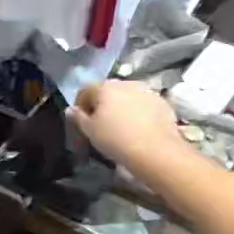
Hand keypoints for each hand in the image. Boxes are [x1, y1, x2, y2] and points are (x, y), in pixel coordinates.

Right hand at [68, 80, 184, 165]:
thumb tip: (71, 109)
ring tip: (119, 125)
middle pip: (108, 90)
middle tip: (99, 123)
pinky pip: (143, 103)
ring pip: (127, 96)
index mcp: (105, 87)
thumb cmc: (115, 138)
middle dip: (101, 103)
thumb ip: (78, 117)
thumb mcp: (89, 131)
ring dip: (120, 106)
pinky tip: (137, 128)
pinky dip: (137, 111)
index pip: (85, 89)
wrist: (155, 150)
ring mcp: (147, 91)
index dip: (80, 104)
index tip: (80, 120)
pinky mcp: (162, 102)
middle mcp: (126, 83)